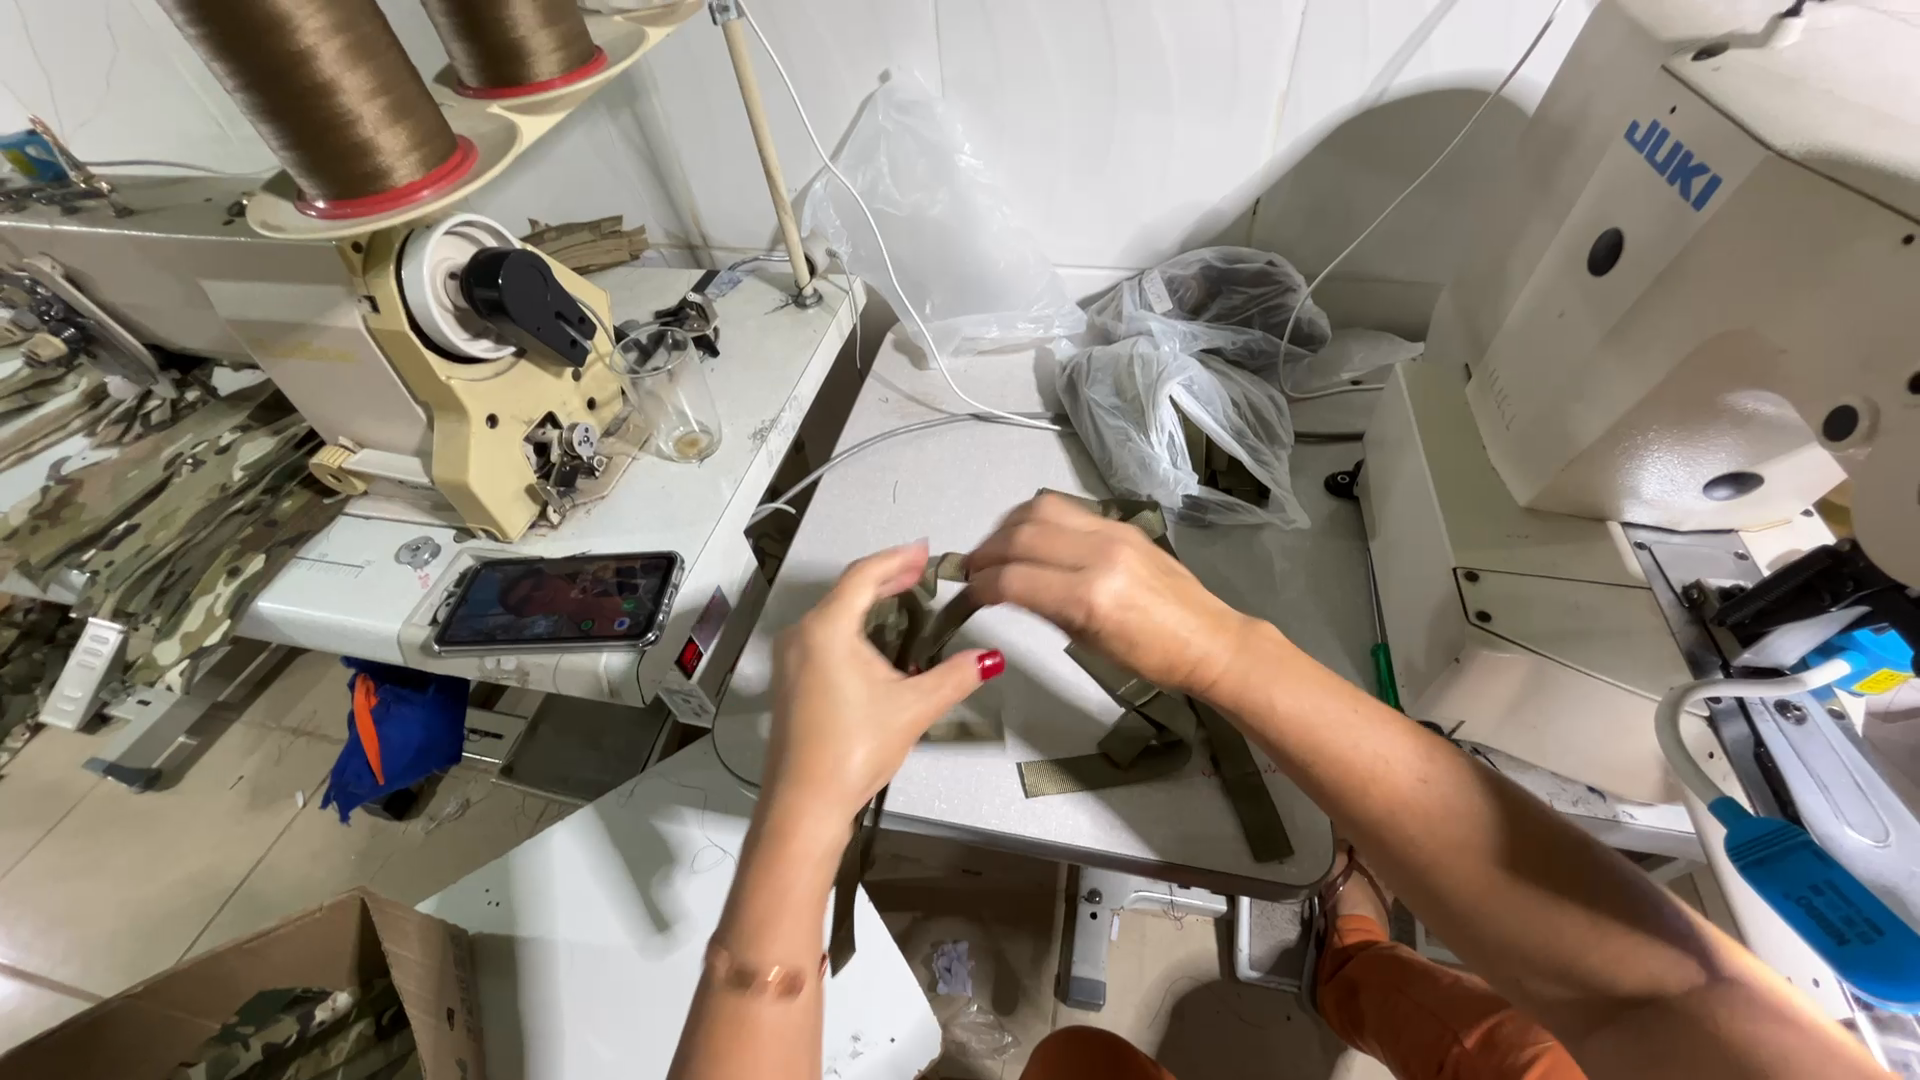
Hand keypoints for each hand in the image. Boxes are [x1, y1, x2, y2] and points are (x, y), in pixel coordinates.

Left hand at [765, 541, 1003, 827]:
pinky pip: (824, 635)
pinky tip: (877, 638)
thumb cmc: (855, 746)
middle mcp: (802, 633)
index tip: (926, 551)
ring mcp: (790, 658)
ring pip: (834, 613)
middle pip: (847, 591)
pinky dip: (854, 626)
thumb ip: (955, 676)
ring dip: (870, 603)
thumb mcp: (913, 707)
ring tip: (906, 598)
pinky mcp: (789, 679)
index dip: (897, 559)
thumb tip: (992, 658)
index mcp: (827, 628)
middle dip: (887, 578)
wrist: (803, 803)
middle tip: (922, 572)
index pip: (863, 576)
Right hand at [967, 494, 1258, 700]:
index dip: (979, 586)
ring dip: (1006, 526)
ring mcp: (1112, 532)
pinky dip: (1035, 519)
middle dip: (985, 552)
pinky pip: (1065, 509)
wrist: (1208, 637)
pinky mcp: (1121, 522)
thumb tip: (1005, 588)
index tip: (967, 593)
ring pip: (1039, 509)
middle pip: (1020, 536)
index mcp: (1090, 597)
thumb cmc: (1148, 658)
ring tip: (996, 548)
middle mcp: (1098, 555)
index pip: (1013, 579)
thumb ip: (1043, 608)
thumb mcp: (1085, 641)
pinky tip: (1029, 537)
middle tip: (971, 569)